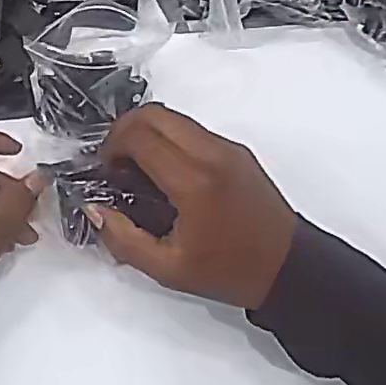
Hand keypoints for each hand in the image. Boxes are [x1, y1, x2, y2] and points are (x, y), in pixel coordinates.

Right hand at [90, 105, 295, 308]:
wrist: (291, 269)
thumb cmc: (232, 271)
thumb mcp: (169, 269)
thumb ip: (123, 239)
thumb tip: (94, 210)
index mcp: (194, 182)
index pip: (139, 136)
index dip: (112, 146)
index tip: (107, 168)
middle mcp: (212, 154)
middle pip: (153, 114)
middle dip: (124, 130)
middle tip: (116, 160)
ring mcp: (226, 148)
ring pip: (172, 116)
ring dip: (146, 131)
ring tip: (138, 165)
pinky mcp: (235, 150)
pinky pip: (190, 128)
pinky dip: (167, 137)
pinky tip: (164, 170)